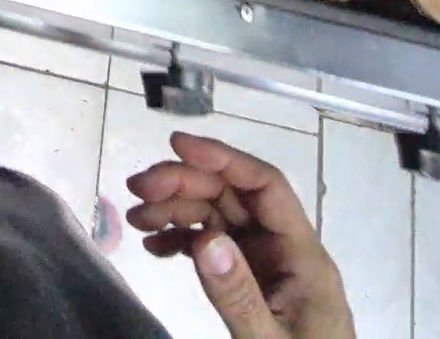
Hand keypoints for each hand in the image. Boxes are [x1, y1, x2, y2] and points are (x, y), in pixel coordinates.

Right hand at [125, 132, 355, 338]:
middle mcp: (284, 250)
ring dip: (172, 209)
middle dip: (181, 183)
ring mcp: (265, 264)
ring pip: (214, 214)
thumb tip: (204, 237)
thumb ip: (239, 295)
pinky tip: (154, 247)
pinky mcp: (248, 279)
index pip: (265, 185)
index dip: (221, 158)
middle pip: (230, 195)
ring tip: (135, 220)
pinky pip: (209, 242)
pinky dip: (178, 238)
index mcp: (303, 257)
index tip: (175, 145)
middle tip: (136, 189)